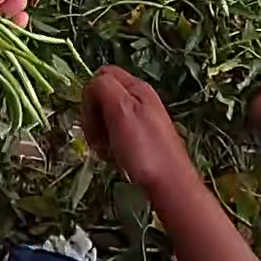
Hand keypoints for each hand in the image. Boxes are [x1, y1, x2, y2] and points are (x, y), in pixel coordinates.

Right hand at [81, 66, 200, 197]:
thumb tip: (92, 86)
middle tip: (96, 139)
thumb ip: (103, 88)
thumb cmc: (144, 148)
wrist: (170, 184)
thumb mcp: (121, 109)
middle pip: (103, 95)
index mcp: (136, 87)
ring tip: (104, 150)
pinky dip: (109, 142)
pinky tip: (113, 156)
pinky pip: (116, 131)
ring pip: (108, 115)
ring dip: (99, 131)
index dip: (90, 96)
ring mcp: (142, 118)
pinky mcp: (143, 137)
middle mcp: (140, 99)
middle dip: (93, 115)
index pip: (101, 76)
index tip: (91, 120)